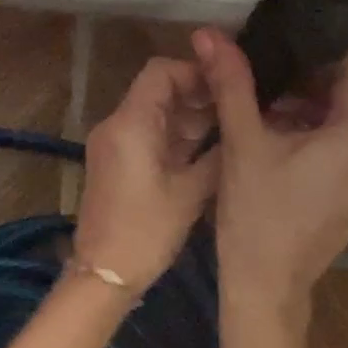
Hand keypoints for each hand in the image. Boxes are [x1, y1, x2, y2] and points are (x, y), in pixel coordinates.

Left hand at [72, 57, 219, 290]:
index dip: (197, 72)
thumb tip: (243, 128)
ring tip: (226, 132)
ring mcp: (111, 148)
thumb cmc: (146, 233)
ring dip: (187, 119)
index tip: (229, 87)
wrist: (104, 276)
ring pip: (153, 116)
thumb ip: (219, 153)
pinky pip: (144, 139)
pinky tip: (204, 152)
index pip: (162, 71)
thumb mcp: (191, 192)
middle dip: (197, 97)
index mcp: (130, 124)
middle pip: (158, 91)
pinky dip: (172, 139)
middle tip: (235, 110)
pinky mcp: (113, 168)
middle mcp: (114, 127)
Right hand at [191, 28, 347, 307]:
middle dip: (306, 88)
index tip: (268, 60)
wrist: (264, 288)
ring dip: (311, 115)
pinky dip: (320, 143)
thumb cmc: (256, 217)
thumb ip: (234, 84)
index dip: (306, 58)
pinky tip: (282, 150)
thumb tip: (210, 34)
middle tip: (259, 91)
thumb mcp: (244, 145)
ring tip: (263, 121)